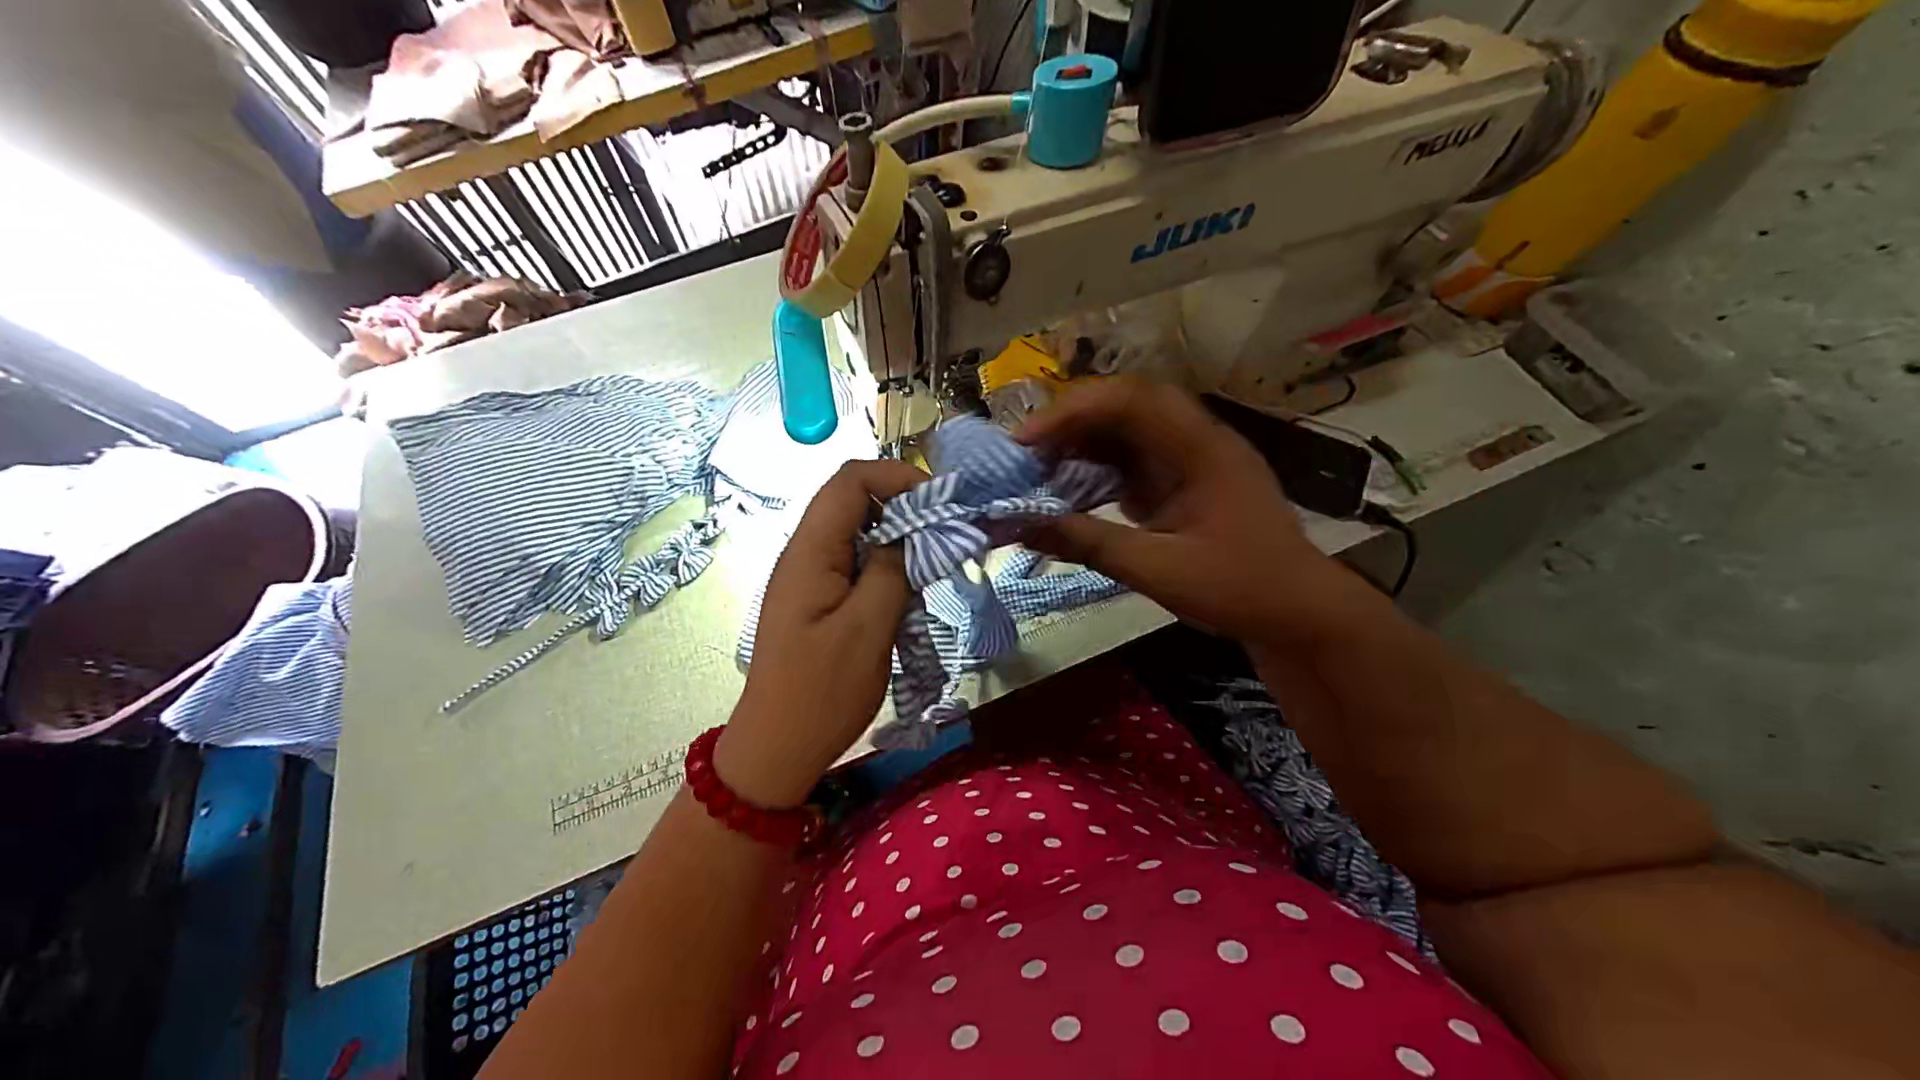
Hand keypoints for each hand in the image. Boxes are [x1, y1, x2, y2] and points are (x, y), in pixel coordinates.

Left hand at [716, 459, 926, 807]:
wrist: (777, 747)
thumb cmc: (822, 692)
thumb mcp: (868, 629)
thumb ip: (892, 571)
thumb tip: (910, 535)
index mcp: (810, 552)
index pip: (849, 480)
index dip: (897, 476)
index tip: (940, 502)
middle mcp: (804, 554)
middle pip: (853, 501)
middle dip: (903, 505)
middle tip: (944, 533)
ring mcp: (809, 577)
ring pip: (857, 532)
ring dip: (897, 537)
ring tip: (932, 561)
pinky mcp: (817, 599)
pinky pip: (854, 563)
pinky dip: (886, 564)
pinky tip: (908, 588)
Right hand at [1017, 378, 1354, 641]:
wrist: (1298, 613)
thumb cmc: (1238, 588)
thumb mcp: (1159, 569)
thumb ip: (1089, 543)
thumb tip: (1020, 526)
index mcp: (1202, 448)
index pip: (1131, 401)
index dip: (1072, 412)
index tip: (1025, 442)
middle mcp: (1196, 441)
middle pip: (1125, 408)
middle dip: (1070, 424)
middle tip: (1024, 454)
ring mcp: (1190, 460)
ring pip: (1126, 433)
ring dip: (1080, 446)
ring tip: (1037, 472)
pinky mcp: (1182, 482)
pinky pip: (1132, 462)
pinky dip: (1096, 471)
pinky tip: (1068, 490)